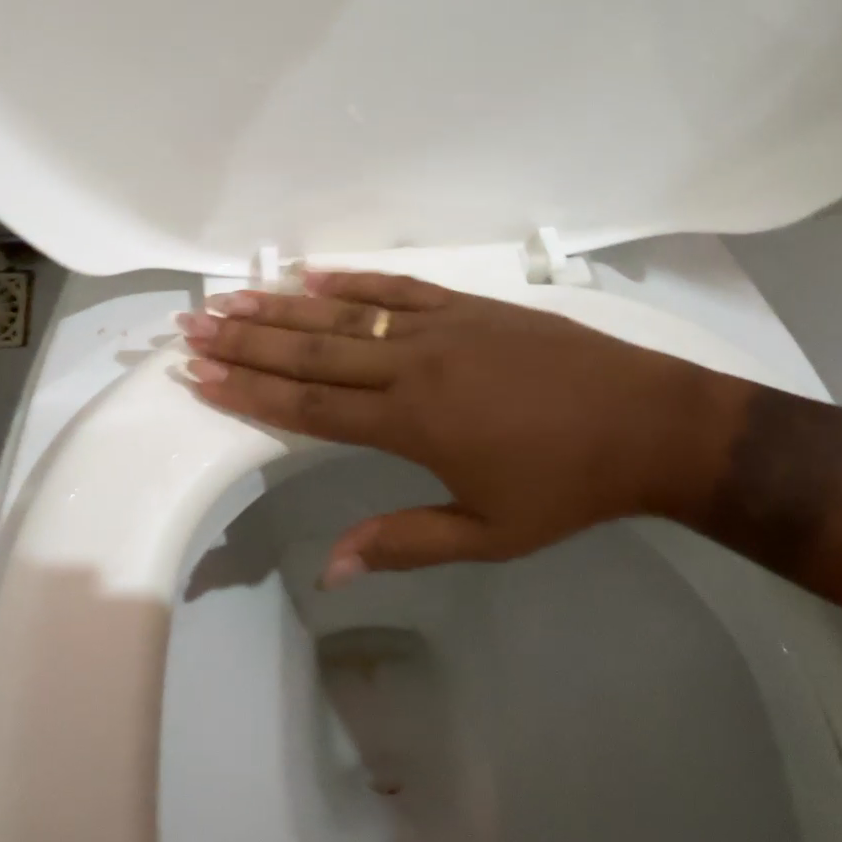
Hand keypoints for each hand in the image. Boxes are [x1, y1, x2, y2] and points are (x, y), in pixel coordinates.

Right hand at [178, 271, 730, 587]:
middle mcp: (413, 365)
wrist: (650, 423)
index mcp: (412, 424)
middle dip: (246, 341)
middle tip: (190, 326)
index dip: (250, 391)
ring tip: (230, 298)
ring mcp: (441, 327)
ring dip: (282, 307)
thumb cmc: (567, 488)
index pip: (310, 405)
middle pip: (312, 352)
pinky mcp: (469, 306)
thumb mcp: (487, 535)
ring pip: (345, 313)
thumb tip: (328, 568)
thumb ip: (403, 542)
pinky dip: (351, 279)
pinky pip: (399, 285)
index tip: (200, 377)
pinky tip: (311, 274)